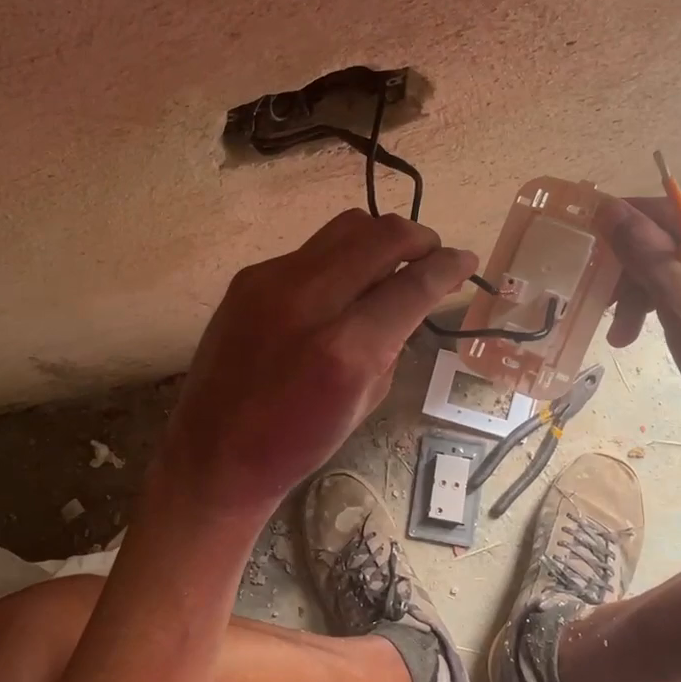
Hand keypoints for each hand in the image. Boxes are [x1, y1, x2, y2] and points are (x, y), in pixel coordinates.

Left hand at [157, 210, 476, 517]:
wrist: (214, 453)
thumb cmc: (297, 444)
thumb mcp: (365, 403)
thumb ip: (392, 344)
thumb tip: (408, 300)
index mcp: (346, 348)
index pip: (413, 285)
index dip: (449, 267)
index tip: (465, 261)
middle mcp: (308, 300)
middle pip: (381, 236)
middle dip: (418, 238)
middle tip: (432, 253)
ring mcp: (272, 281)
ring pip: (344, 228)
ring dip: (379, 238)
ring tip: (391, 262)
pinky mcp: (248, 277)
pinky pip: (311, 250)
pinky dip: (339, 259)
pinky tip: (339, 287)